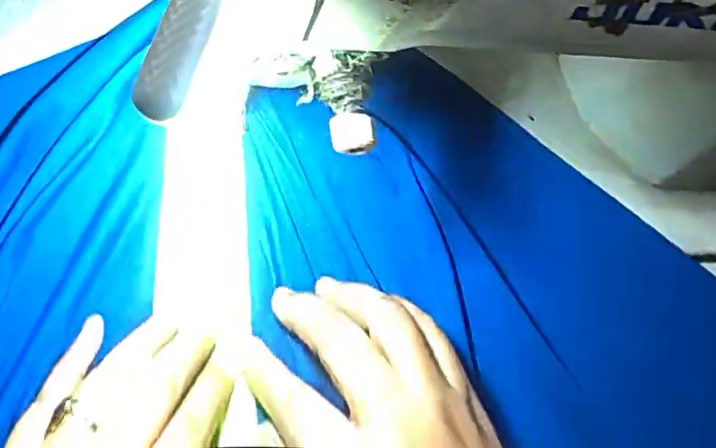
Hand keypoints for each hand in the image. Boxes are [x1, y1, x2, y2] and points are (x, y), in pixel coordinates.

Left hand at [6, 314, 233, 447]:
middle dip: (185, 358)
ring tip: (169, 319)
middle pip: (150, 396)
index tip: (237, 354)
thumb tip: (215, 441)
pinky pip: (44, 401)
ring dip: (140, 348)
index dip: (214, 390)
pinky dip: (69, 361)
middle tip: (211, 326)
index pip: (185, 431)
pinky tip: (93, 326)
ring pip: (104, 384)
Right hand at [241, 279, 501, 447]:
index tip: (245, 345)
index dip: (266, 373)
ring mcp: (440, 398)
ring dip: (357, 296)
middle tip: (283, 297)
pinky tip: (387, 302)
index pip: (298, 406)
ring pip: (393, 322)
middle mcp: (401, 415)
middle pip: (345, 345)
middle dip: (307, 315)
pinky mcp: (469, 395)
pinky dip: (405, 309)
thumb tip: (265, 430)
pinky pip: (434, 333)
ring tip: (328, 286)